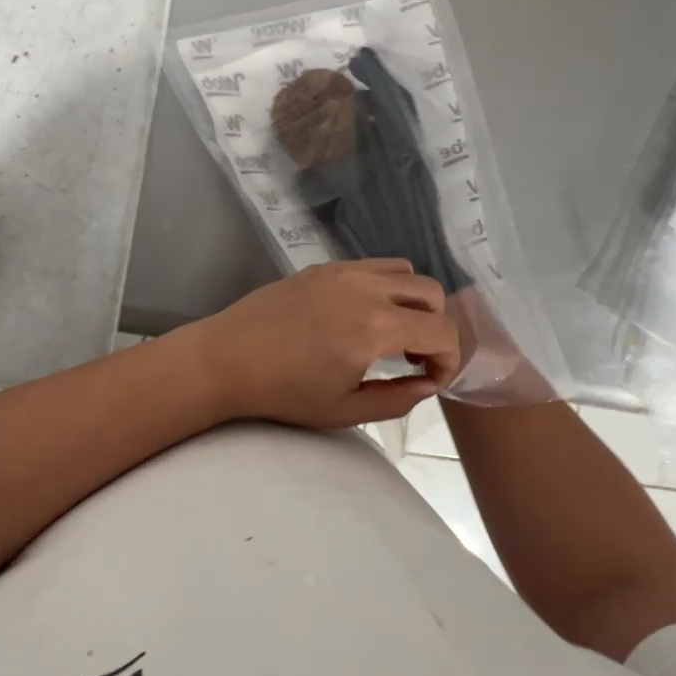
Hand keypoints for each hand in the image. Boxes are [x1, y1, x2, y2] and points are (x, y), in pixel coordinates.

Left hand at [182, 258, 461, 428]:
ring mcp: (343, 271)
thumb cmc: (283, 392)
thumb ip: (397, 399)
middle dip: (436, 326)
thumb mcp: (345, 410)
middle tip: (412, 357)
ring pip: (404, 270)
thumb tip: (427, 383)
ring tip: (391, 332)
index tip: (430, 380)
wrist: (226, 359)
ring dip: (412, 300)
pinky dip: (384, 285)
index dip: (449, 360)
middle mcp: (367, 289)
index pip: (442, 332)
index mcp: (376, 328)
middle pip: (431, 292)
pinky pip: (372, 265)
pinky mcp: (323, 267)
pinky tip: (361, 315)